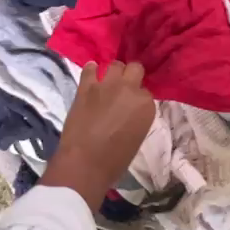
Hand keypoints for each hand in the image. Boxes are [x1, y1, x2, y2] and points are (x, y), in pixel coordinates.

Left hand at [40, 61, 154, 208]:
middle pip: (135, 68)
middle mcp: (129, 89)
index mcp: (145, 105)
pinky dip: (91, 70)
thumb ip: (137, 117)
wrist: (84, 164)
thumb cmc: (114, 161)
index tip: (133, 105)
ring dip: (113, 73)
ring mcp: (107, 85)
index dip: (139, 98)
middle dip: (131, 76)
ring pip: (115, 64)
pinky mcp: (87, 86)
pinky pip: (90, 69)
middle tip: (124, 88)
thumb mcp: (136, 138)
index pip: (146, 92)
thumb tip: (129, 111)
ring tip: (108, 82)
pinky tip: (92, 74)